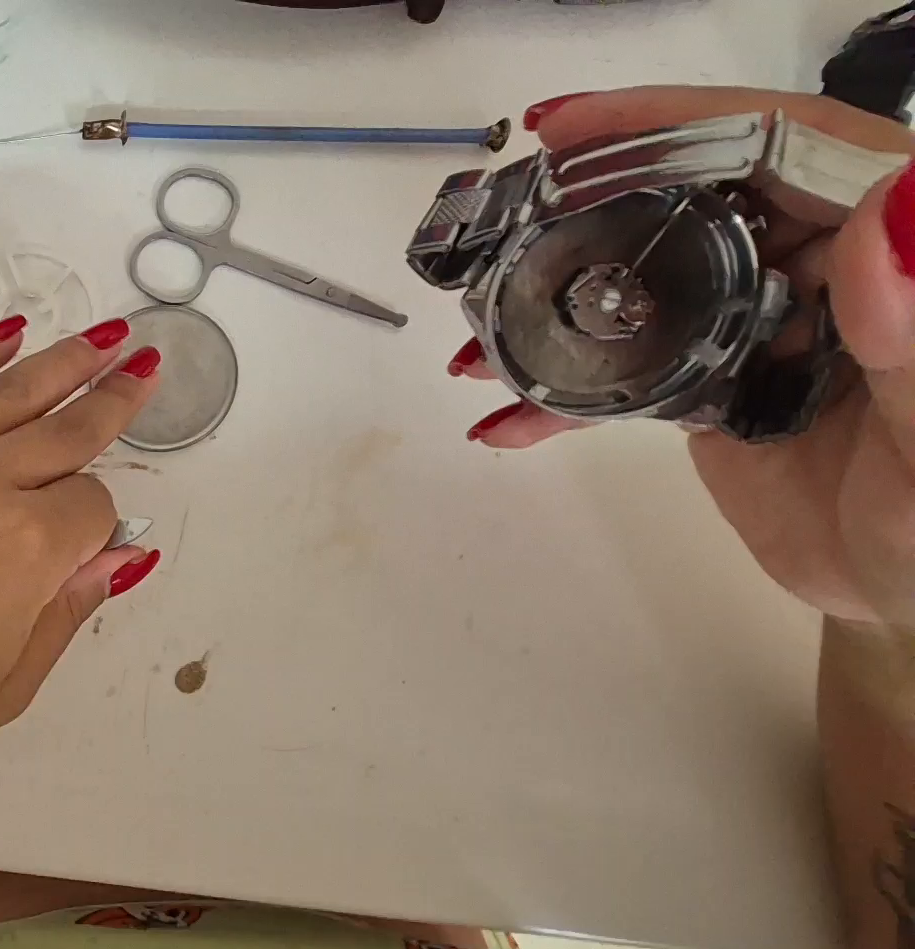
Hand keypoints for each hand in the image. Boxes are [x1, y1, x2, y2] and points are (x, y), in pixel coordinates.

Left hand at [0, 318, 161, 842]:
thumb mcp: (2, 688)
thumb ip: (67, 615)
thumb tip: (118, 561)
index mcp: (28, 548)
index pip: (92, 507)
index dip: (100, 525)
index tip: (92, 542)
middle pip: (65, 429)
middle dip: (113, 398)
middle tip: (145, 368)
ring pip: (9, 391)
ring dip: (65, 360)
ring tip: (102, 339)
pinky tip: (4, 337)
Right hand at [451, 87, 914, 623]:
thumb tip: (888, 205)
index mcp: (889, 242)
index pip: (773, 148)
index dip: (664, 125)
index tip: (559, 133)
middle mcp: (814, 268)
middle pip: (677, 211)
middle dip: (569, 224)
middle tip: (482, 246)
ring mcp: (751, 328)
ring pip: (631, 292)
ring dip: (541, 319)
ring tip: (473, 354)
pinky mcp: (707, 387)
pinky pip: (617, 373)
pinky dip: (553, 400)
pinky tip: (504, 425)